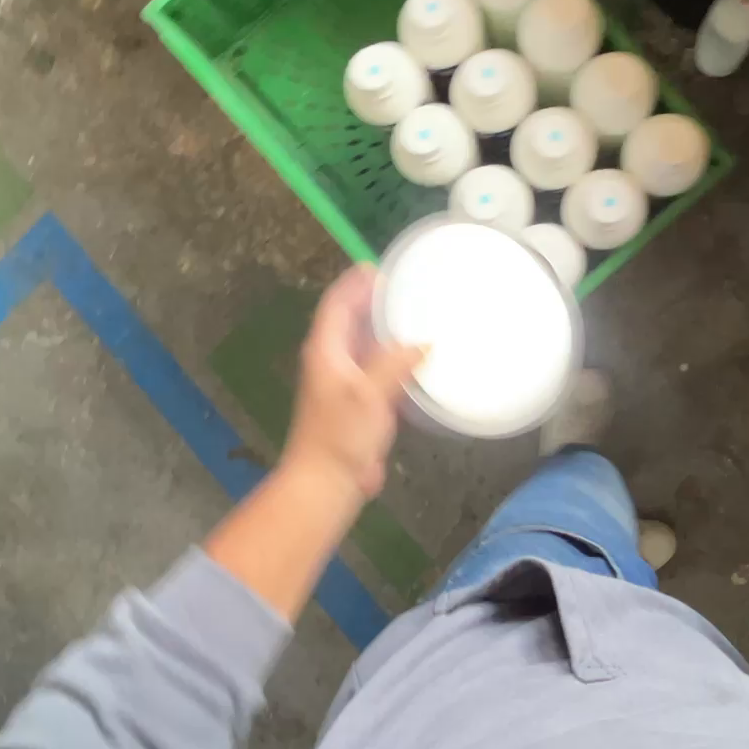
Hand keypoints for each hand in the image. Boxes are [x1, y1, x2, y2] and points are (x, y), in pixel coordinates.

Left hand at [282, 265, 422, 499]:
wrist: (328, 481)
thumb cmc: (341, 435)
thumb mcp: (369, 394)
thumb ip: (394, 363)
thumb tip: (422, 342)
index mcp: (326, 350)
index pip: (337, 304)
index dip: (355, 283)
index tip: (379, 267)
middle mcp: (333, 360)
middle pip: (351, 320)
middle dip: (373, 300)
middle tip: (406, 284)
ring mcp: (347, 381)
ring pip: (366, 343)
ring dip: (386, 328)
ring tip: (416, 312)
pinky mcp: (361, 401)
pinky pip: (379, 367)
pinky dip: (395, 355)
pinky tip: (418, 355)